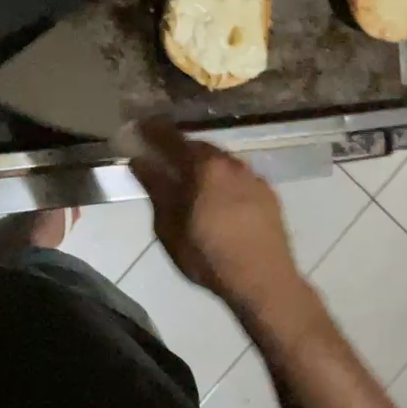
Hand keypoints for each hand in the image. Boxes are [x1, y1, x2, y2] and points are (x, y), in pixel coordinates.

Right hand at [125, 118, 302, 307]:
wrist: (263, 281)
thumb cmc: (207, 256)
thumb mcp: (169, 226)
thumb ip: (156, 188)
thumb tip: (140, 161)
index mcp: (203, 168)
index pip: (172, 138)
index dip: (153, 131)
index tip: (138, 126)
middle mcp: (230, 164)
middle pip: (198, 147)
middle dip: (178, 147)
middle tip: (160, 156)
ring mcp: (252, 177)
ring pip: (220, 160)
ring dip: (201, 163)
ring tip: (187, 177)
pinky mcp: (267, 194)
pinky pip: (236, 176)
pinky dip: (220, 177)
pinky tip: (215, 195)